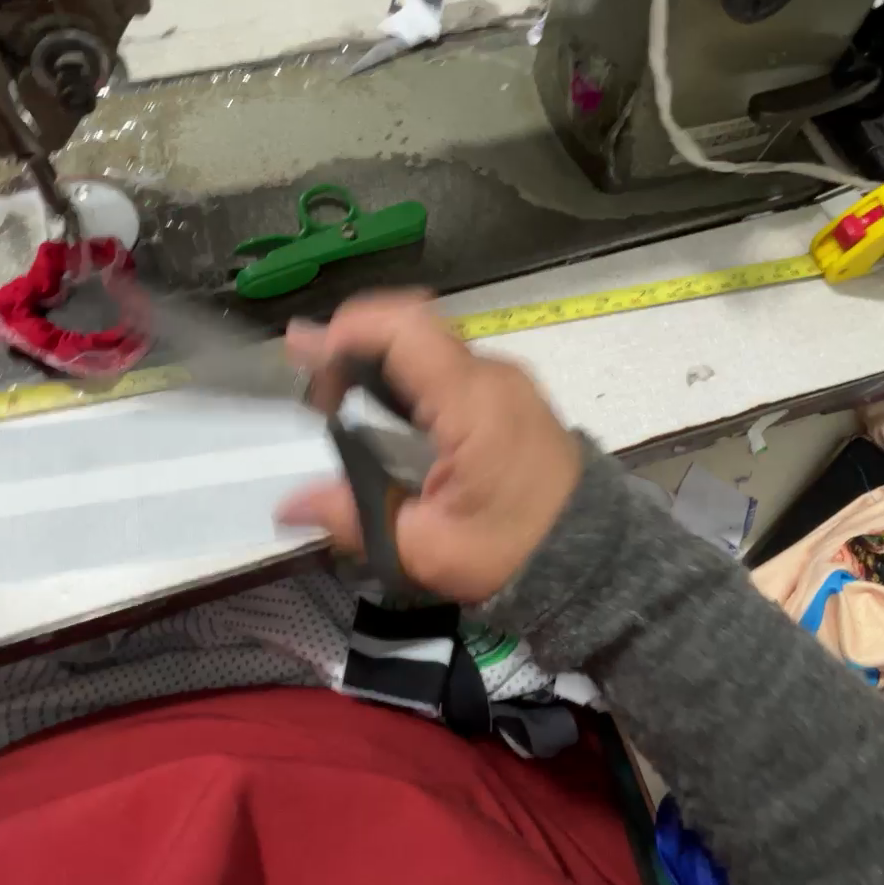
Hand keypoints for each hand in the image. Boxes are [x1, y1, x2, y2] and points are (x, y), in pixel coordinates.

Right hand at [277, 293, 582, 602]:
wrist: (594, 557)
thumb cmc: (515, 552)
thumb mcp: (428, 548)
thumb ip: (355, 517)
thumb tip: (289, 504)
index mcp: (473, 404)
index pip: (407, 331)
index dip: (349, 329)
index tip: (304, 351)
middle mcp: (491, 375)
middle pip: (411, 327)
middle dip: (353, 345)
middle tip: (315, 390)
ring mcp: (503, 380)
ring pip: (427, 342)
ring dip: (377, 358)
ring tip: (337, 400)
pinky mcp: (506, 393)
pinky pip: (445, 363)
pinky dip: (404, 373)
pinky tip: (382, 411)